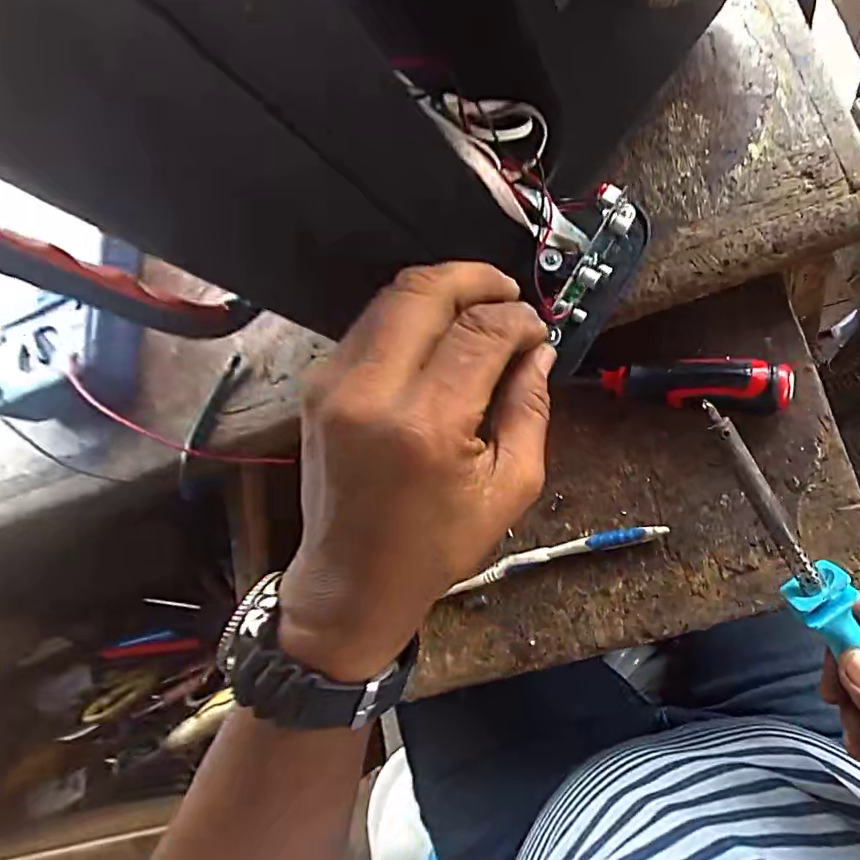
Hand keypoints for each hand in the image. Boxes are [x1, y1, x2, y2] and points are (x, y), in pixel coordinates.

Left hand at [277, 263, 553, 680]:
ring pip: (392, 298)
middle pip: (423, 292)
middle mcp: (370, 391)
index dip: (518, 319)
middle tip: (512, 295)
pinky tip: (446, 336)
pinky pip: (373, 323)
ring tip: (485, 311)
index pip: (479, 332)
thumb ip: (531, 408)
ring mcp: (334, 384)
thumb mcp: (513, 485)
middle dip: (477, 279)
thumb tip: (539, 352)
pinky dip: (416, 315)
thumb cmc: (440, 543)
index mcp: (426, 425)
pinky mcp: (319, 385)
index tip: (540, 331)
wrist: (353, 580)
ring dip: (445, 292)